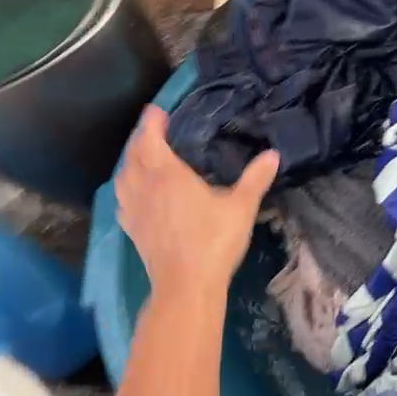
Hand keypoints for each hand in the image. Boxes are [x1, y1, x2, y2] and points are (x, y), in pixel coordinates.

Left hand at [115, 107, 278, 311]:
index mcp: (168, 176)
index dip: (152, 123)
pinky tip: (136, 193)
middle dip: (141, 139)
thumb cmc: (213, 240)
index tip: (156, 110)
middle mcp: (145, 188)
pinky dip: (127, 187)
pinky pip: (123, 199)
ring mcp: (134, 210)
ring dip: (130, 162)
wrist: (185, 285)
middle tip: (153, 130)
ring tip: (142, 157)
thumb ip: (255, 179)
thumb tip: (273, 154)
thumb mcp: (242, 207)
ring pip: (123, 177)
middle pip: (133, 156)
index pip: (151, 140)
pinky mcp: (132, 230)